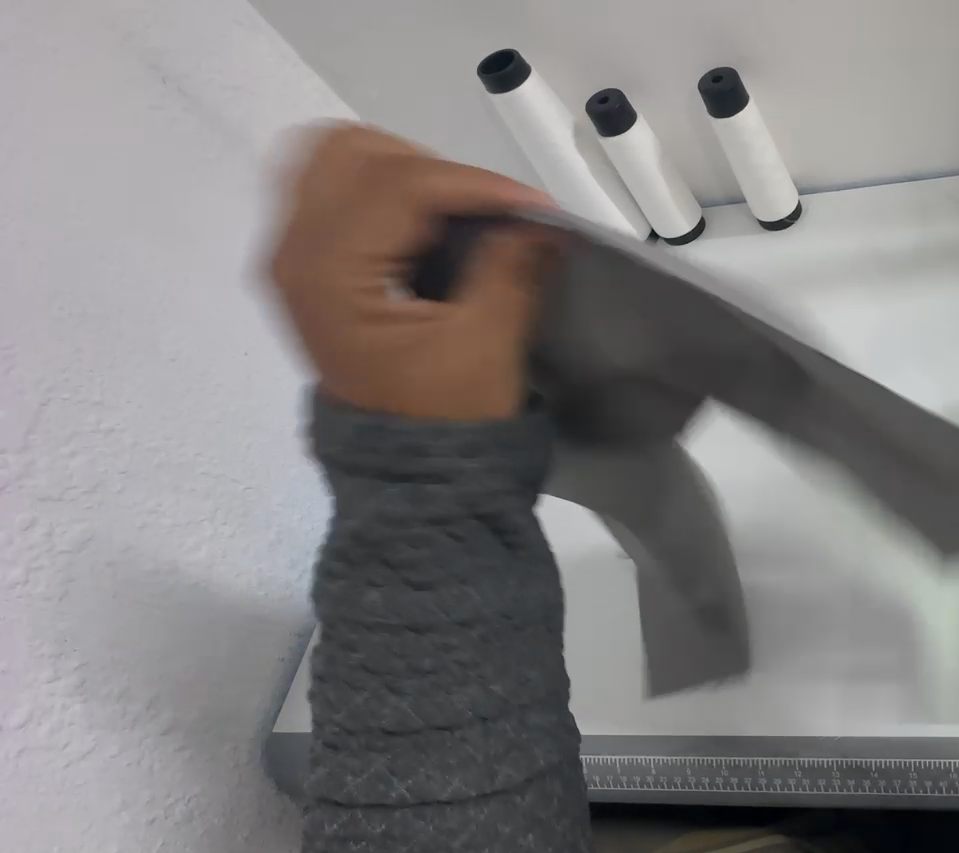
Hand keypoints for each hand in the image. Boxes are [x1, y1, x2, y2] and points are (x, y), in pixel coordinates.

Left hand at [267, 124, 556, 421]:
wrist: (415, 472)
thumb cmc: (449, 416)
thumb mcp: (488, 345)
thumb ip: (511, 272)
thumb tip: (544, 224)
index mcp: (330, 271)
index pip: (399, 185)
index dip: (477, 185)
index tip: (540, 208)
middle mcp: (293, 249)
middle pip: (350, 151)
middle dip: (432, 169)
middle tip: (489, 213)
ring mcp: (295, 257)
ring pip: (337, 164)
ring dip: (406, 176)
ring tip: (463, 218)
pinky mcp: (313, 268)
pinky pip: (339, 196)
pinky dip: (391, 197)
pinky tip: (436, 231)